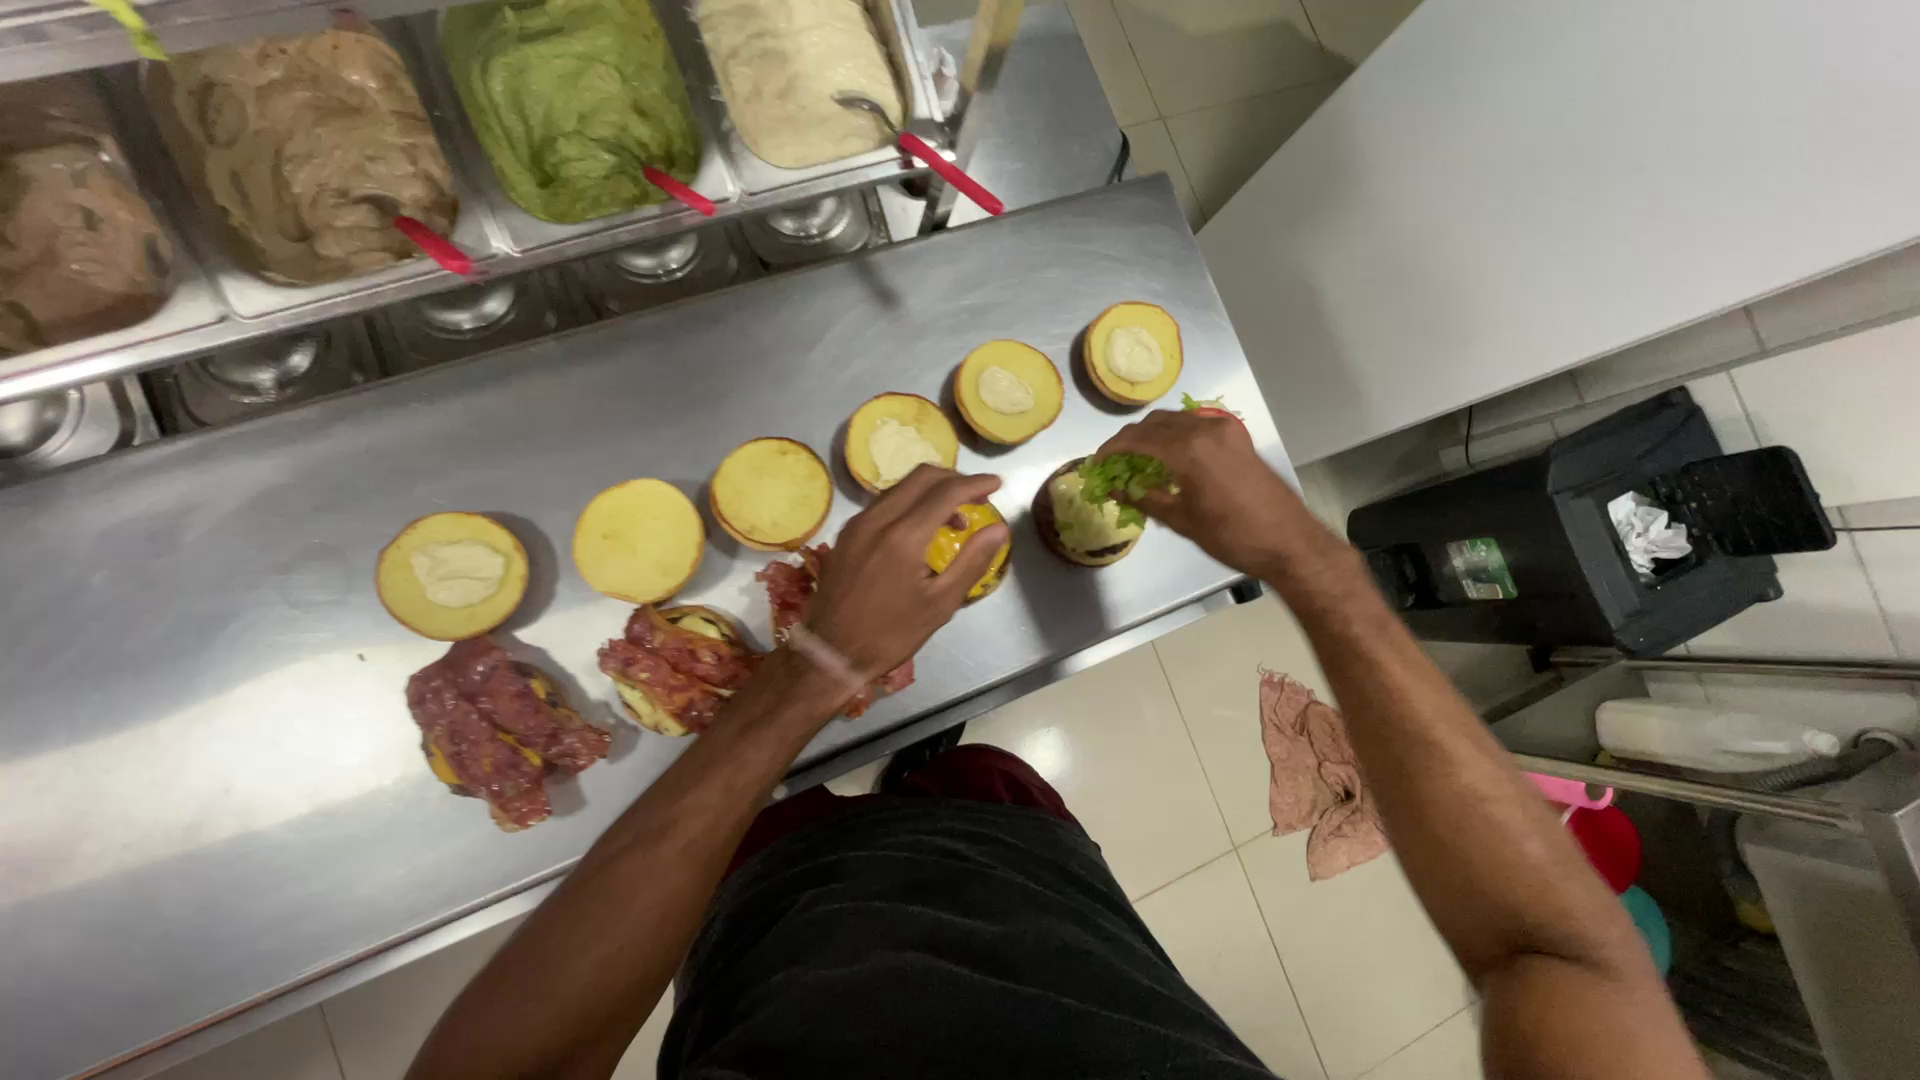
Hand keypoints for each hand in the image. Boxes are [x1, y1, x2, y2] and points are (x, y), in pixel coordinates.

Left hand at [805, 466, 1010, 677]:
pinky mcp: (847, 533)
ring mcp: (857, 524)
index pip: (946, 492)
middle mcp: (877, 519)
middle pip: (921, 477)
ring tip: (955, 517)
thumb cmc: (890, 634)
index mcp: (903, 536)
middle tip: (978, 495)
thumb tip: (999, 529)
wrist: (830, 652)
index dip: (975, 483)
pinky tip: (921, 528)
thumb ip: (972, 561)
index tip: (997, 484)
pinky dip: (909, 502)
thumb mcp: (940, 604)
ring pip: (900, 487)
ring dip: (931, 491)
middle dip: (954, 479)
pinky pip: (884, 503)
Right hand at [1094, 410, 1324, 578]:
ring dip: (1153, 434)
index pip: (1137, 439)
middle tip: (1116, 462)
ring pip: (1176, 420)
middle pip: (1155, 423)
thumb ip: (1144, 499)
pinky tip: (1171, 456)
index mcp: (1189, 451)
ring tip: (1140, 460)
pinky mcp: (1238, 436)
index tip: (1098, 462)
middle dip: (1130, 439)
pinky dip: (1177, 434)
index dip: (1112, 449)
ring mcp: (1225, 430)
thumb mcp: (1182, 521)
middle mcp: (1205, 431)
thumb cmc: (1232, 537)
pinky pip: (1196, 425)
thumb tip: (1115, 489)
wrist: (1288, 540)